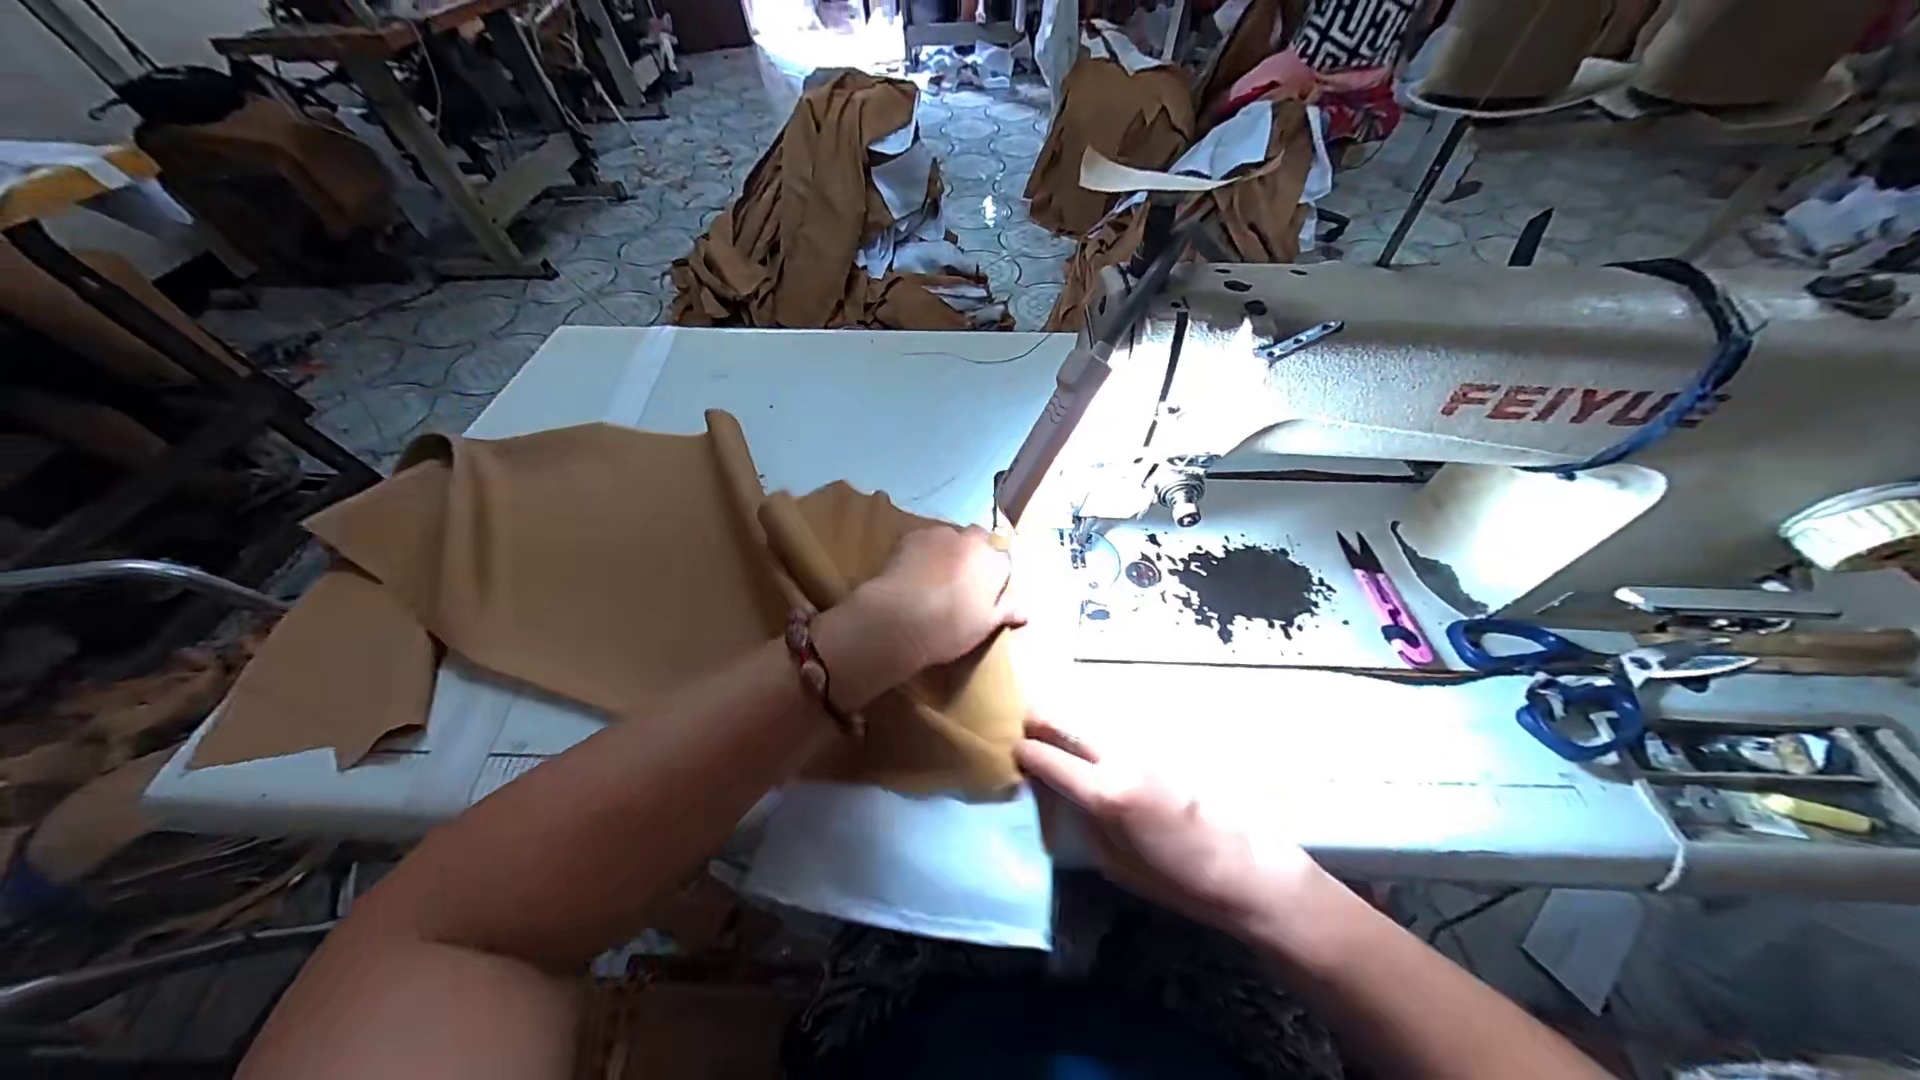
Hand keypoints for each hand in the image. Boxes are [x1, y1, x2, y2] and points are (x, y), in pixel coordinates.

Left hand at [818, 526, 1021, 707]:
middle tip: (960, 582)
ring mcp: (938, 534)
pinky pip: (923, 542)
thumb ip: (1005, 610)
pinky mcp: (910, 536)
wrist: (899, 620)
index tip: (985, 589)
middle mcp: (970, 539)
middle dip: (973, 554)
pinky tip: (912, 575)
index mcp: (994, 560)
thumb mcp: (985, 625)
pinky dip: (922, 554)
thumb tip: (1024, 610)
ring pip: (949, 539)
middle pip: (978, 540)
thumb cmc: (950, 627)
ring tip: (932, 579)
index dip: (994, 572)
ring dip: (946, 552)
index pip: (1003, 557)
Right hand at [1014, 716, 1327, 940]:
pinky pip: (1119, 729)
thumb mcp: (1113, 862)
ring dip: (1069, 721)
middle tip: (1026, 724)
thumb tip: (1057, 792)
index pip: (1050, 759)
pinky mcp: (1164, 747)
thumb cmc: (1175, 881)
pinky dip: (1098, 730)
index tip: (1014, 750)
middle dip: (1040, 719)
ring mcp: (1144, 749)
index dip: (1025, 752)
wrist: (1243, 870)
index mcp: (1105, 794)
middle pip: (1068, 722)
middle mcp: (1121, 760)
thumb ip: (1080, 819)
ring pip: (1093, 720)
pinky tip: (1096, 742)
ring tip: (1056, 730)